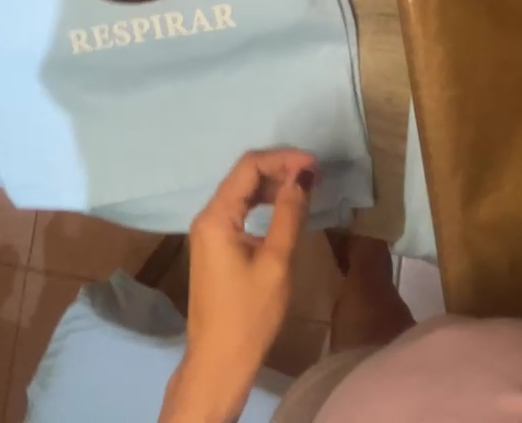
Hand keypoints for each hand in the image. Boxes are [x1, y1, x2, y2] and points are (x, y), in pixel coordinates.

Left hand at [161, 147, 316, 422]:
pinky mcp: (215, 245)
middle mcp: (207, 216)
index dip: (282, 158)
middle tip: (313, 172)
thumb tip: (303, 174)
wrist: (219, 362)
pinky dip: (262, 202)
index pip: (249, 167)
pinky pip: (239, 209)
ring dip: (272, 183)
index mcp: (216, 216)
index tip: (314, 164)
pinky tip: (284, 205)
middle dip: (278, 167)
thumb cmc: (249, 314)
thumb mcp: (276, 262)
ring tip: (305, 184)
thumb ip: (289, 213)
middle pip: (243, 175)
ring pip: (241, 191)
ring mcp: (208, 231)